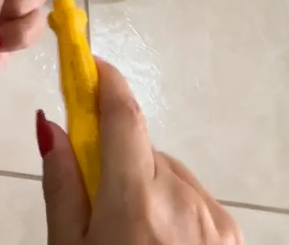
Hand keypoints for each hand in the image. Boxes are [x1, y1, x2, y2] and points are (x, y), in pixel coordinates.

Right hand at [39, 59, 241, 243]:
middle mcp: (184, 198)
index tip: (88, 61)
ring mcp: (217, 220)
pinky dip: (174, 209)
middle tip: (98, 200)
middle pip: (143, 149)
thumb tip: (51, 124)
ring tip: (134, 241)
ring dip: (147, 185)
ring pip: (169, 175)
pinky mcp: (236, 238)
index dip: (105, 79)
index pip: (123, 114)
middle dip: (118, 157)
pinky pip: (195, 201)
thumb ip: (62, 185)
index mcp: (137, 200)